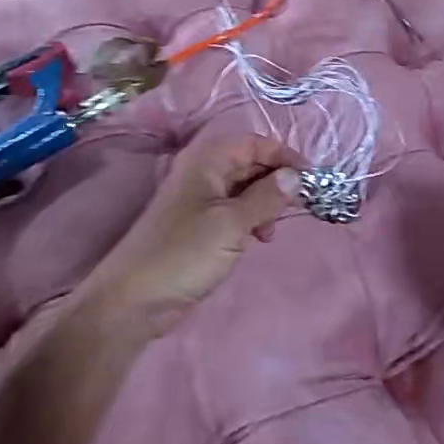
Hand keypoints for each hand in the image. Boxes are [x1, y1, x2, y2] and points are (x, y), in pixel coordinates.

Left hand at [89, 135, 302, 336]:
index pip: (254, 142)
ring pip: (245, 187)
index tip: (310, 178)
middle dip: (277, 180)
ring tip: (273, 229)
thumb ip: (267, 197)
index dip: (283, 156)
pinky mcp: (199, 225)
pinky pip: (235, 209)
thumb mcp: (232, 223)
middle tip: (298, 205)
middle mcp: (203, 172)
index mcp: (207, 161)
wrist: (133, 301)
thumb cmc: (184, 253)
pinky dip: (252, 218)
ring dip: (266, 202)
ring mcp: (200, 199)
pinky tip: (259, 237)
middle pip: (250, 162)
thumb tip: (295, 176)